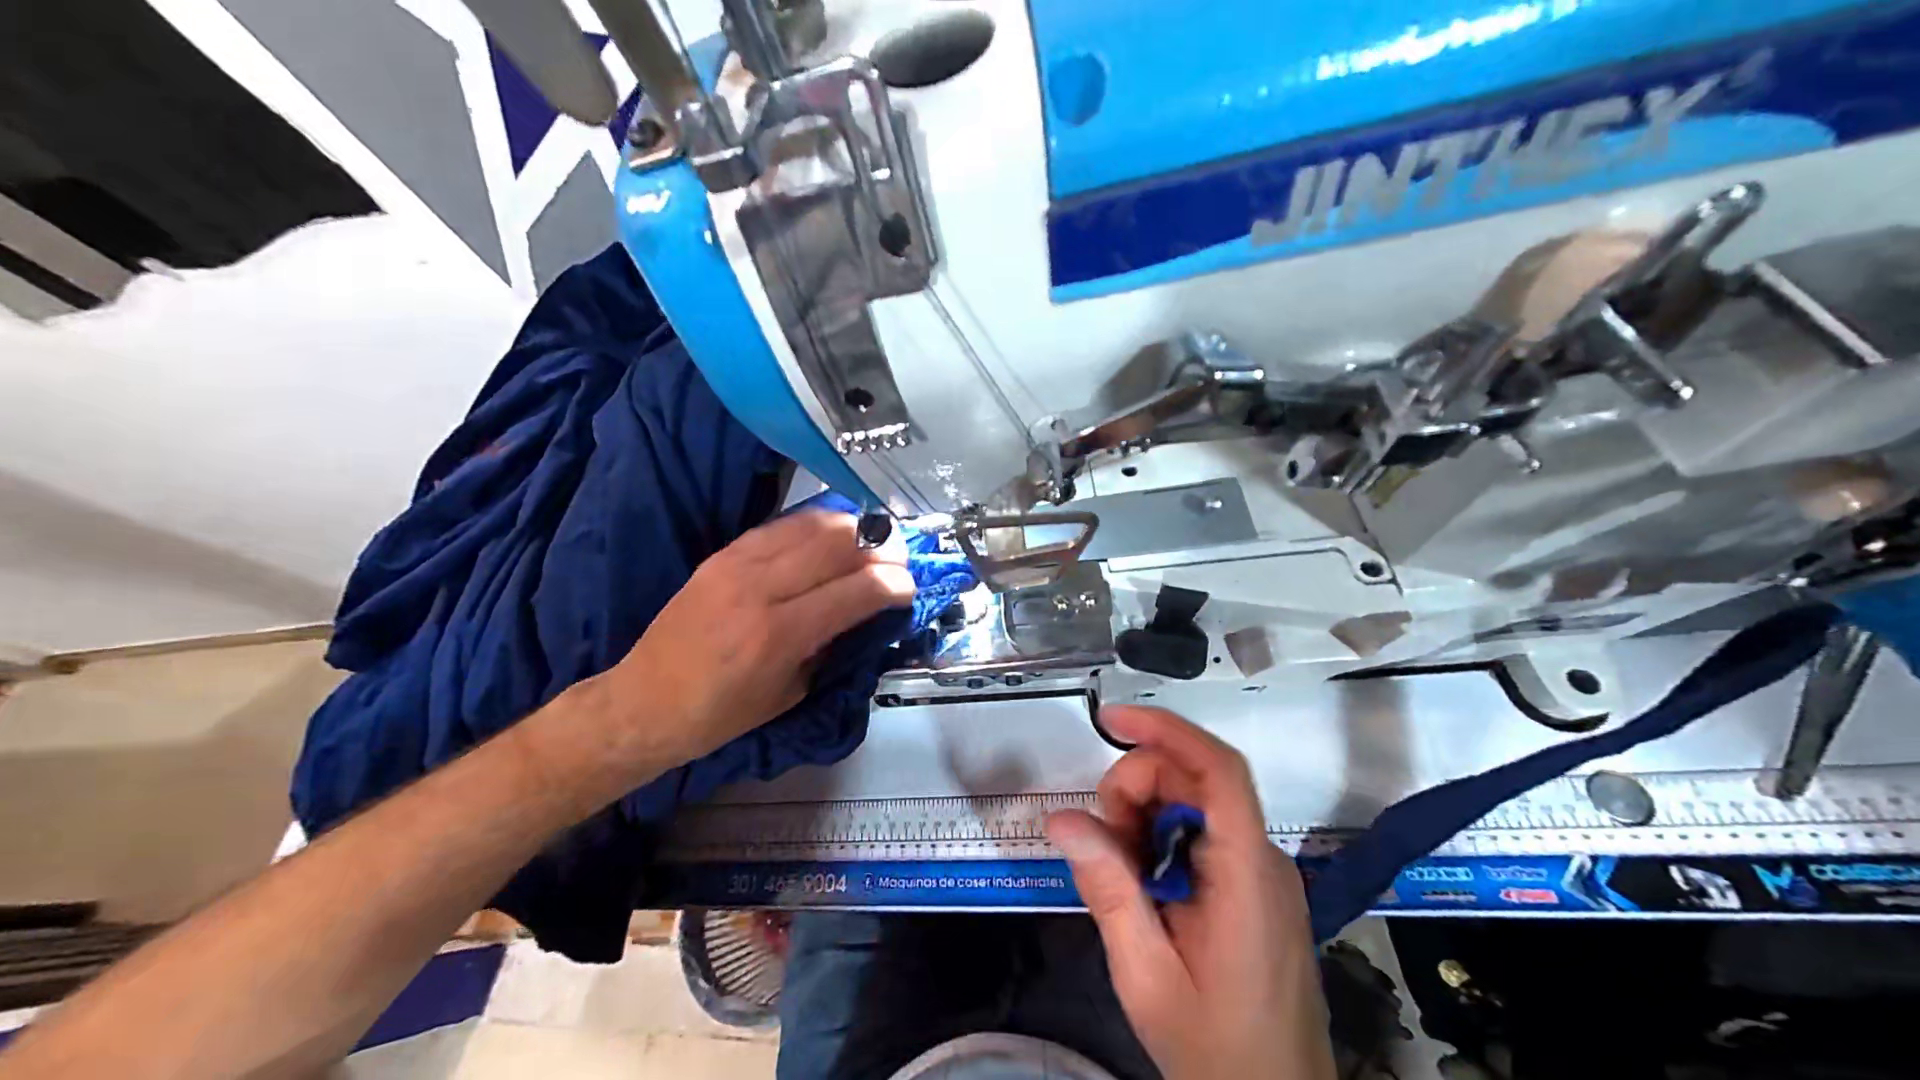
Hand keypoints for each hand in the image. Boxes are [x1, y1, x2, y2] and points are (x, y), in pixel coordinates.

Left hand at [589, 509, 914, 767]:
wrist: (645, 701)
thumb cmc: (721, 714)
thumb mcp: (791, 692)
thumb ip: (830, 646)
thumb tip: (865, 612)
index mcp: (779, 635)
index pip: (856, 590)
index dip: (895, 583)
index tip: (911, 587)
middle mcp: (759, 589)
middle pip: (838, 545)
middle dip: (881, 547)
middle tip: (900, 557)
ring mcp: (736, 564)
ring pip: (811, 525)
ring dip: (852, 527)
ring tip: (873, 538)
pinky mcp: (722, 553)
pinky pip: (780, 526)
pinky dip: (815, 525)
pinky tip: (832, 532)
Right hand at [1046, 706, 1334, 1079]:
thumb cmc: (1215, 1050)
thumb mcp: (1147, 976)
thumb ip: (1109, 890)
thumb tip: (1062, 820)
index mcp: (1246, 874)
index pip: (1218, 771)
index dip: (1166, 731)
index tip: (1111, 720)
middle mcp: (1261, 858)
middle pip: (1193, 781)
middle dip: (1135, 788)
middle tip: (1100, 838)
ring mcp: (1260, 872)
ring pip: (1192, 804)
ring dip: (1143, 816)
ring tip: (1118, 871)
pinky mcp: (1251, 887)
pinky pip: (1199, 834)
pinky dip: (1158, 839)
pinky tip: (1139, 881)